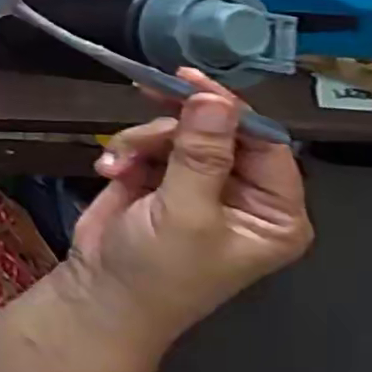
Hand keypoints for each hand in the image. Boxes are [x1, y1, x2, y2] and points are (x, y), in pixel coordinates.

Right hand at [67, 69, 313, 344]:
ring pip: (172, 134)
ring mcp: (193, 186)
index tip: (189, 80)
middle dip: (173, 124)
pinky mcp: (153, 181)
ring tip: (116, 165)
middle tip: (145, 90)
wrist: (100, 292)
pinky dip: (122, 152)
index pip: (264, 144)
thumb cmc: (158, 267)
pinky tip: (108, 170)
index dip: (229, 109)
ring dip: (139, 141)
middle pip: (213, 132)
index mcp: (272, 211)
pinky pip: (143, 146)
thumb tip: (214, 99)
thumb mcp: (184, 213)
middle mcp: (239, 194)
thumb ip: (200, 155)